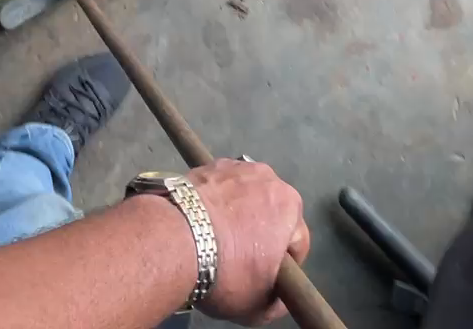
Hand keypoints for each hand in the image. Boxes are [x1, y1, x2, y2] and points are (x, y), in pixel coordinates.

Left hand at [184, 159, 310, 324]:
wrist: (175, 239)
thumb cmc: (226, 271)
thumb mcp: (259, 307)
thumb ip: (277, 301)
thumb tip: (275, 295)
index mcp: (289, 205)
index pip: (297, 241)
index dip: (284, 265)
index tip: (265, 277)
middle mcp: (268, 176)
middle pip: (272, 211)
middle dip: (262, 232)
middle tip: (241, 257)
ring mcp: (236, 165)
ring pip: (246, 194)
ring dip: (239, 211)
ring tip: (219, 237)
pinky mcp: (208, 164)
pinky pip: (221, 186)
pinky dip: (217, 199)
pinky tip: (202, 220)